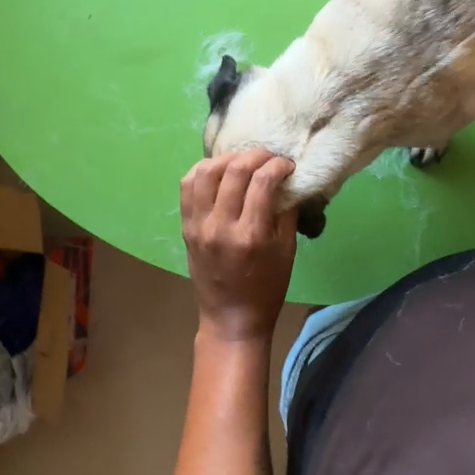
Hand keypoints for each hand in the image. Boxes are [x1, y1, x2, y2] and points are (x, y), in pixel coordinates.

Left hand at [180, 148, 297, 343]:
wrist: (231, 319)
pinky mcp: (186, 227)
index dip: (278, 165)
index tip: (288, 165)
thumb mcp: (287, 250)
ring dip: (228, 158)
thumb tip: (287, 180)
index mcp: (251, 234)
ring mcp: (199, 225)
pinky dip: (203, 170)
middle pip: (235, 170)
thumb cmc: (267, 287)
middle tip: (269, 157)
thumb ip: (287, 211)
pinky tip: (219, 171)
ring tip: (243, 160)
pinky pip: (188, 186)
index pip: (263, 181)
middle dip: (257, 155)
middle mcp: (221, 226)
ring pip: (206, 171)